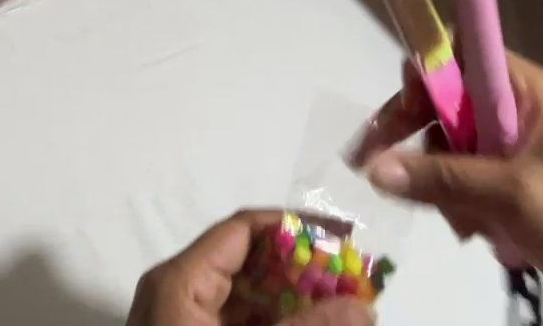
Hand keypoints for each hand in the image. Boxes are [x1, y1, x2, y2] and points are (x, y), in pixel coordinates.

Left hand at [126, 210, 372, 325]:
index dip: (294, 226)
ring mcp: (183, 320)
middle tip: (350, 277)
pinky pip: (238, 321)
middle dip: (301, 268)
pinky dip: (274, 323)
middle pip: (247, 261)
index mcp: (181, 279)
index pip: (243, 229)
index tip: (341, 236)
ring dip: (293, 299)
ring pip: (247, 295)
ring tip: (341, 306)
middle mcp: (179, 290)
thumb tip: (364, 307)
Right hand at [350, 54, 542, 325]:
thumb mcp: (514, 197)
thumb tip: (372, 169)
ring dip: (444, 184)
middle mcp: (518, 111)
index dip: (426, 72)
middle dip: (421, 139)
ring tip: (464, 225)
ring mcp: (518, 152)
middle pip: (447, 103)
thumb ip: (441, 179)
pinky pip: (468, 183)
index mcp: (527, 89)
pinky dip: (462, 206)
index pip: (461, 53)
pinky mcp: (518, 191)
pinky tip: (476, 235)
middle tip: (378, 165)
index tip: (402, 110)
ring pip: (452, 148)